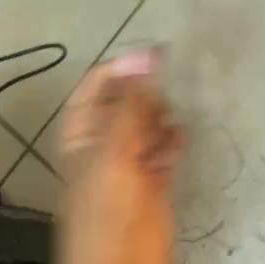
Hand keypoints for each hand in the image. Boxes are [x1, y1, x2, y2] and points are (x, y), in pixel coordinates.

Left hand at [56, 49, 183, 263]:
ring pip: (149, 119)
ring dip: (164, 113)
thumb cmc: (107, 212)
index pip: (99, 84)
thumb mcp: (115, 152)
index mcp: (84, 131)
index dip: (124, 66)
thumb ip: (131, 103)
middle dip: (149, 89)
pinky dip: (174, 138)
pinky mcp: (154, 175)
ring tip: (177, 114)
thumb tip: (144, 52)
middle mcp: (105, 139)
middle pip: (128, 98)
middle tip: (173, 84)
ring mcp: (130, 158)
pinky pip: (166, 144)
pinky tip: (181, 140)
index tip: (157, 54)